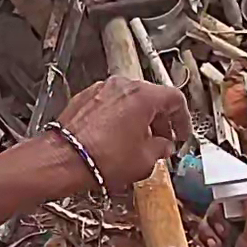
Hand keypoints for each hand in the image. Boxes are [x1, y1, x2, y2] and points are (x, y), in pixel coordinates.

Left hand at [56, 76, 190, 191]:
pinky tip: (116, 139)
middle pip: (151, 97)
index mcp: (142, 95)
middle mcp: (121, 86)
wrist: (63, 160)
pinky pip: (110, 105)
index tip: (181, 133)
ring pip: (129, 100)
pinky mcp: (84, 99)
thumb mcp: (144, 160)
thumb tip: (163, 146)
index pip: (174, 99)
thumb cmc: (101, 158)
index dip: (183, 119)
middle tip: (162, 140)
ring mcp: (100, 90)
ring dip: (138, 118)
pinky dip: (118, 118)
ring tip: (138, 142)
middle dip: (160, 120)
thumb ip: (161, 148)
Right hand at [194, 197, 246, 246]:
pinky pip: (201, 239)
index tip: (226, 198)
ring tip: (215, 246)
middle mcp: (245, 227)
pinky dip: (201, 244)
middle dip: (218, 217)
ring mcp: (229, 239)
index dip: (235, 194)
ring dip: (208, 232)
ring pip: (209, 222)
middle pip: (223, 206)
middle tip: (223, 230)